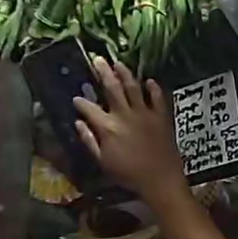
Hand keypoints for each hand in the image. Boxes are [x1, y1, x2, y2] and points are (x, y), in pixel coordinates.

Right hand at [73, 55, 183, 200]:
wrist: (160, 179)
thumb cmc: (129, 174)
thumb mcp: (103, 162)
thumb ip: (89, 141)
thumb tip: (78, 123)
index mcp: (107, 126)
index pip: (89, 108)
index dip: (80, 102)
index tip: (76, 98)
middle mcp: (124, 114)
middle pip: (111, 87)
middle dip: (102, 72)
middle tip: (97, 59)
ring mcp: (144, 113)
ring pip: (133, 86)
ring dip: (125, 73)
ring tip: (118, 63)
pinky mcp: (161, 116)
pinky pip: (157, 97)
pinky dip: (153, 87)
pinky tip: (149, 80)